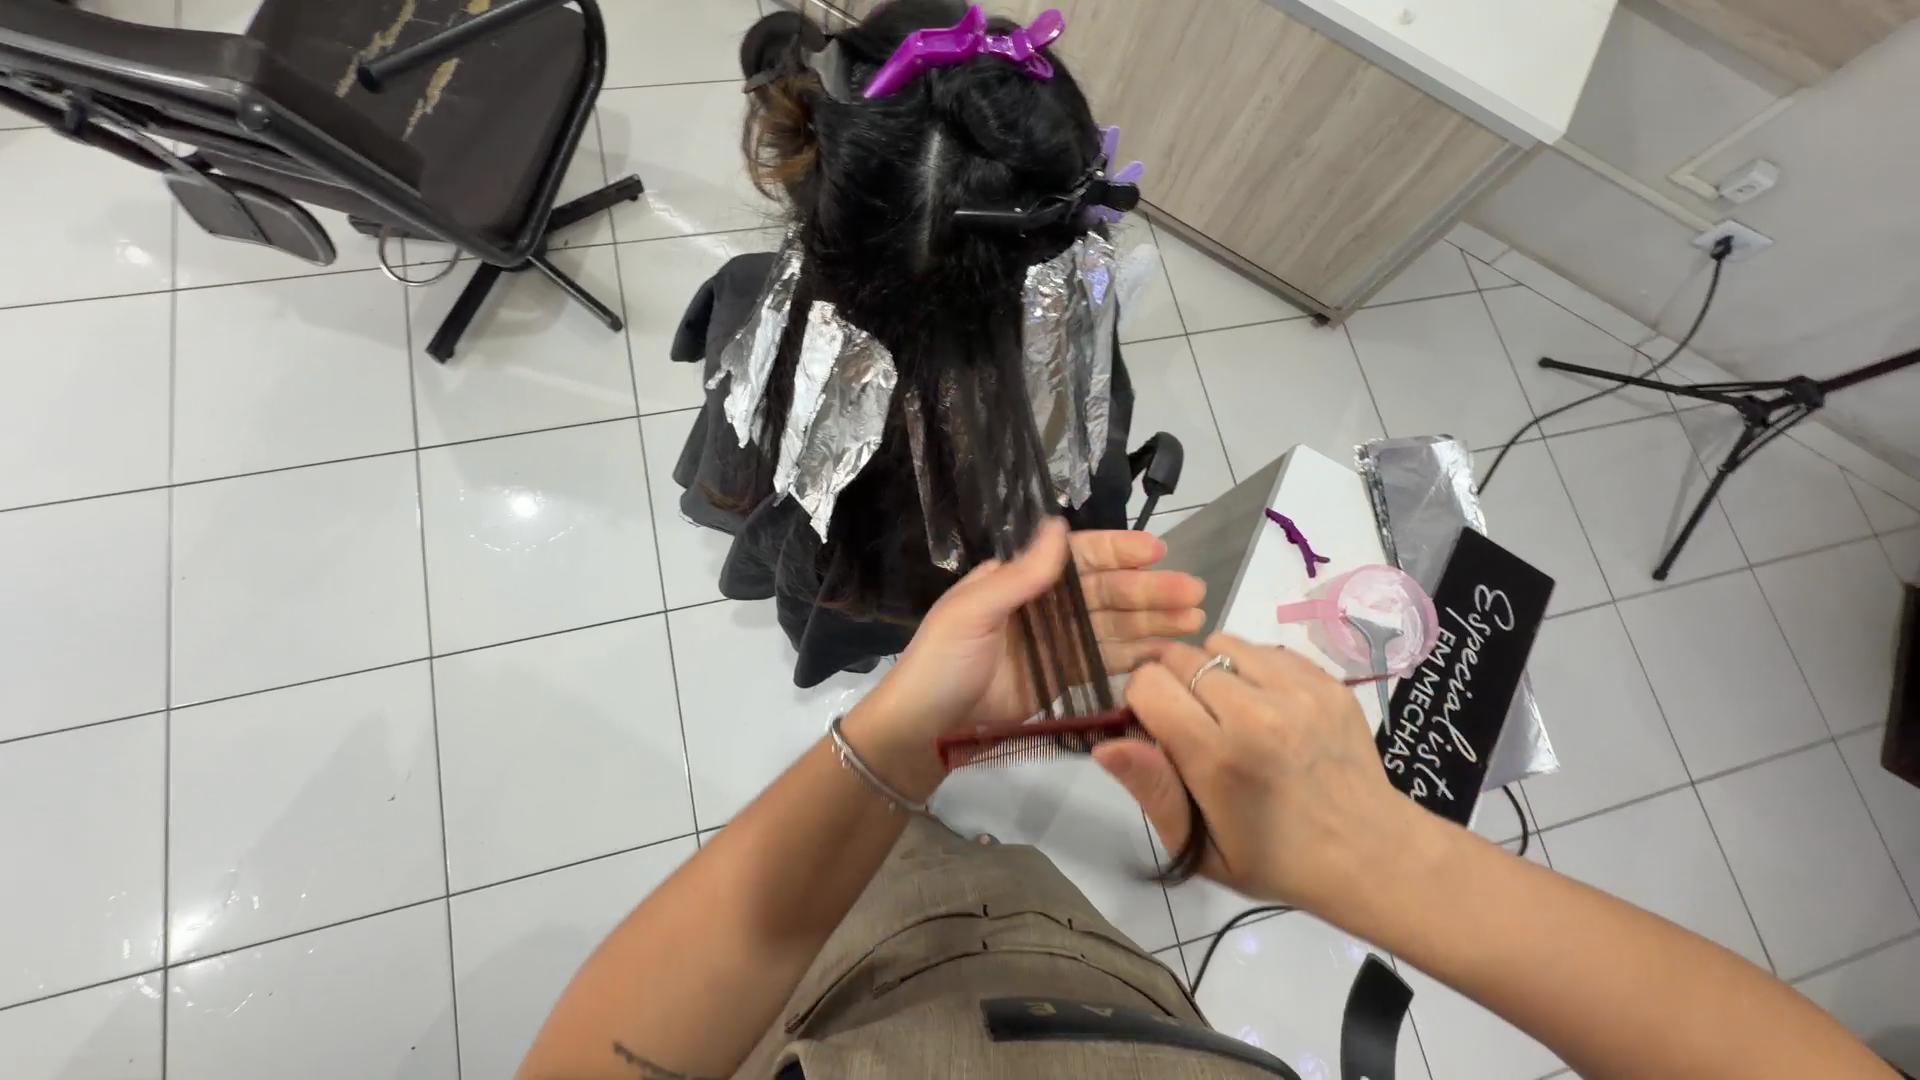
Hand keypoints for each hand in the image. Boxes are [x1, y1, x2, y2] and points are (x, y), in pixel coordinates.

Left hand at [843, 519, 1204, 799]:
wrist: (922, 728)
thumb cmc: (941, 661)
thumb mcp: (974, 612)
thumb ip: (1021, 574)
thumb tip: (1059, 524)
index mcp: (1016, 580)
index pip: (1075, 558)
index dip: (1117, 552)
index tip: (1157, 550)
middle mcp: (1040, 606)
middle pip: (1102, 592)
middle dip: (1148, 591)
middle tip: (1194, 594)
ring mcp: (1052, 644)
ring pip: (1110, 627)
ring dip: (1151, 622)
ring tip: (1193, 622)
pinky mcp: (1059, 679)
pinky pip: (1102, 662)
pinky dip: (1134, 657)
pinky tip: (1165, 654)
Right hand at [1094, 635, 1412, 911]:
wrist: (1372, 854)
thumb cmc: (1272, 858)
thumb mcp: (1197, 845)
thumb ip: (1150, 787)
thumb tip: (1104, 743)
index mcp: (1218, 757)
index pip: (1147, 683)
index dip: (1140, 701)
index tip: (1154, 726)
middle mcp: (1257, 713)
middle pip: (1178, 655)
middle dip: (1169, 680)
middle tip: (1190, 718)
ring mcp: (1298, 692)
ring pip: (1220, 642)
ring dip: (1210, 668)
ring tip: (1228, 707)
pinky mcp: (1327, 681)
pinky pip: (1265, 648)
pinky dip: (1253, 668)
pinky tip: (1266, 706)